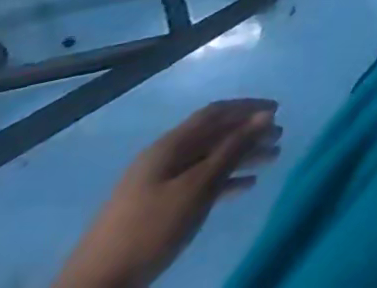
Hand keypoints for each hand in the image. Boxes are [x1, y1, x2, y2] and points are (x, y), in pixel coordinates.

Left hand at [54, 99, 280, 287]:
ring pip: (209, 158)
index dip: (248, 107)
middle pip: (213, 135)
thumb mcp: (198, 186)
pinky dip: (225, 179)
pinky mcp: (157, 207)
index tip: (279, 110)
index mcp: (169, 146)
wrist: (97, 285)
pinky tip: (245, 186)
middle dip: (249, 132)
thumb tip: (265, 115)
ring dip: (241, 155)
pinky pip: (199, 182)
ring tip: (271, 159)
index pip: (215, 113)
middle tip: (279, 138)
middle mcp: (164, 158)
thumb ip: (233, 149)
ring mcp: (158, 183)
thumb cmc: (152, 228)